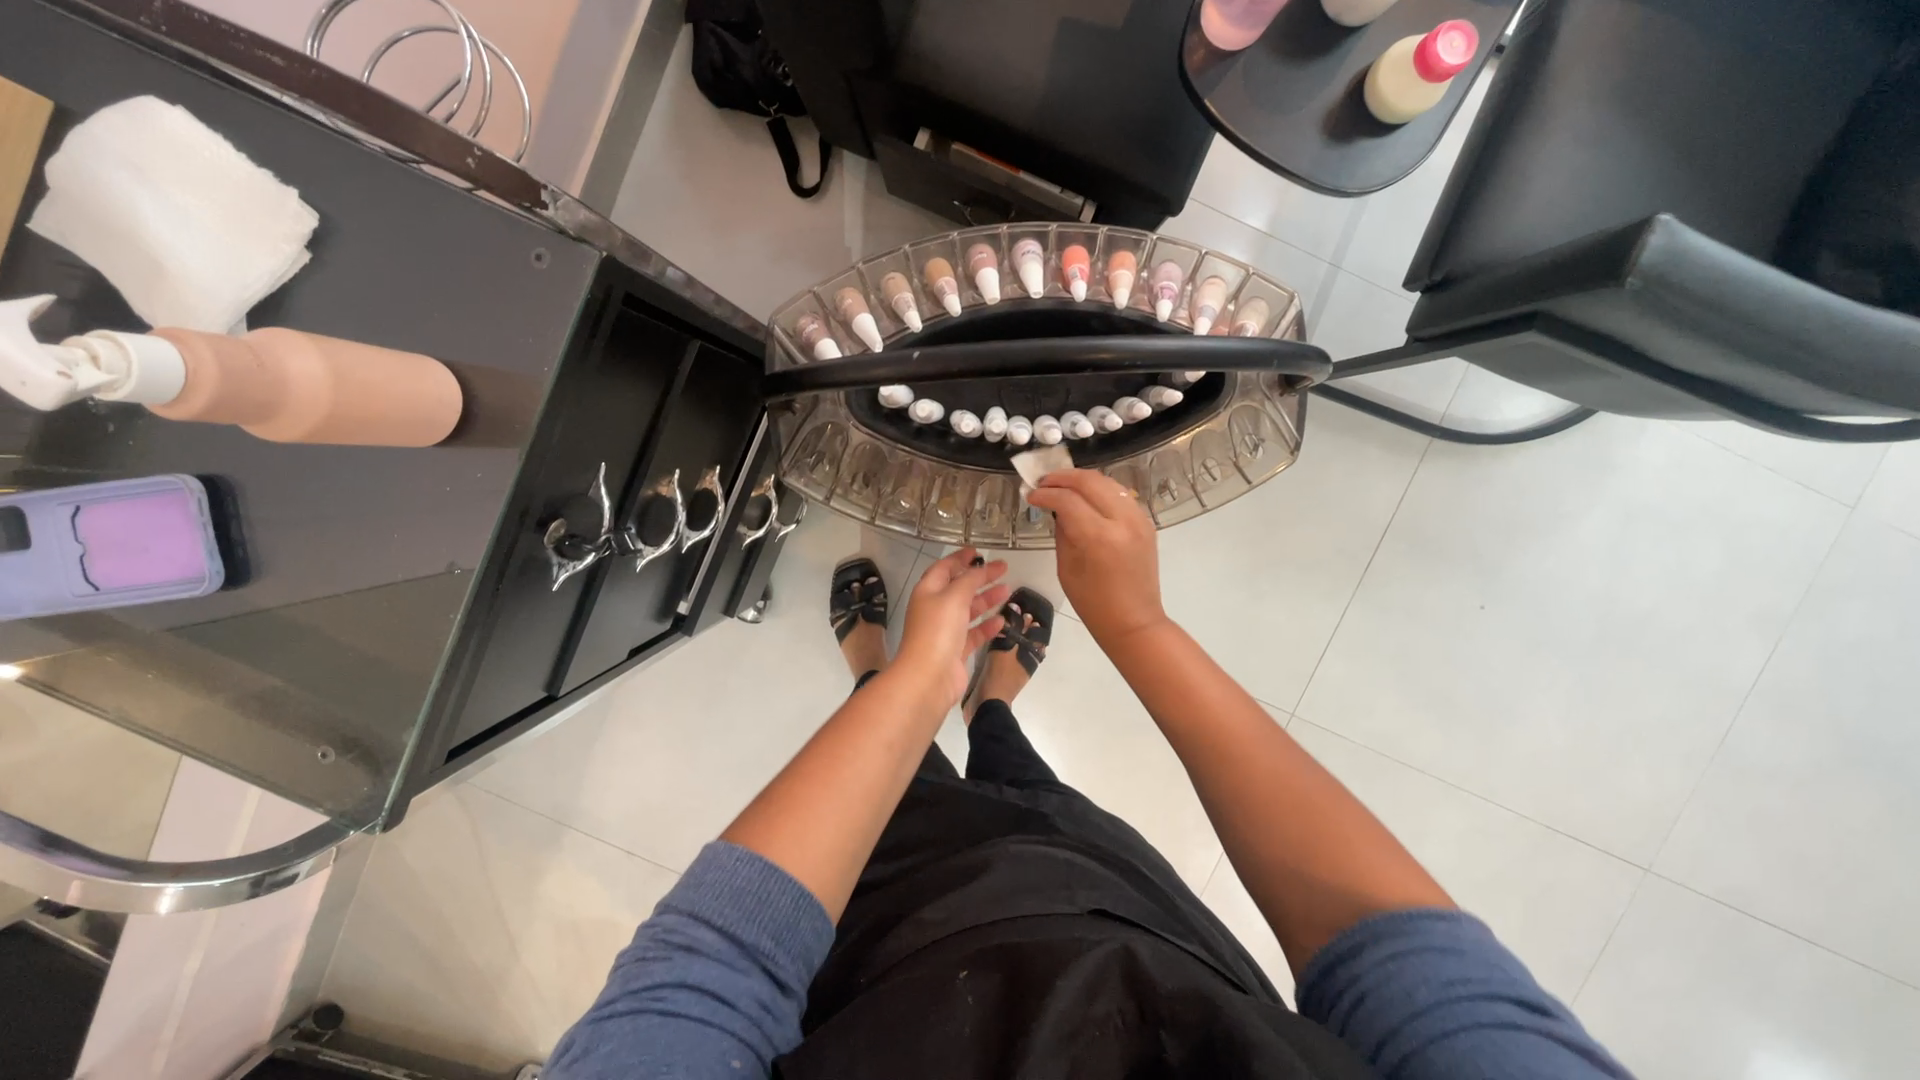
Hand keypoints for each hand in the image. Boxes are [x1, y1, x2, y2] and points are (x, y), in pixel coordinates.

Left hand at [891, 547, 1010, 713]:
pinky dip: (987, 626)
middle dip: (980, 578)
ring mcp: (945, 631)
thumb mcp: (954, 596)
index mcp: (928, 592)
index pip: (944, 568)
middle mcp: (935, 609)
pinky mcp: (956, 651)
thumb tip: (979, 569)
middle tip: (1003, 568)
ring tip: (1007, 591)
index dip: (960, 558)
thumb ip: (969, 580)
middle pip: (959, 588)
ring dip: (986, 600)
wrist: (929, 677)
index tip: (978, 551)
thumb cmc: (938, 631)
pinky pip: (974, 633)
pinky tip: (1002, 621)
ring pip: (968, 610)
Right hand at [1026, 469, 1167, 644]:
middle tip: (1044, 482)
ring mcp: (1139, 520)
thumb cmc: (1094, 604)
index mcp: (1099, 538)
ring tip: (1062, 486)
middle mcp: (1122, 522)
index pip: (1067, 500)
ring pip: (1108, 482)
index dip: (1045, 493)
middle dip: (1063, 478)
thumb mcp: (1066, 568)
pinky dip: (1101, 490)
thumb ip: (1062, 532)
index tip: (1031, 495)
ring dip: (1082, 480)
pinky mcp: (1146, 523)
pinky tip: (1087, 497)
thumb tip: (1055, 508)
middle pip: (1090, 482)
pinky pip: (1121, 495)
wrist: (1135, 622)